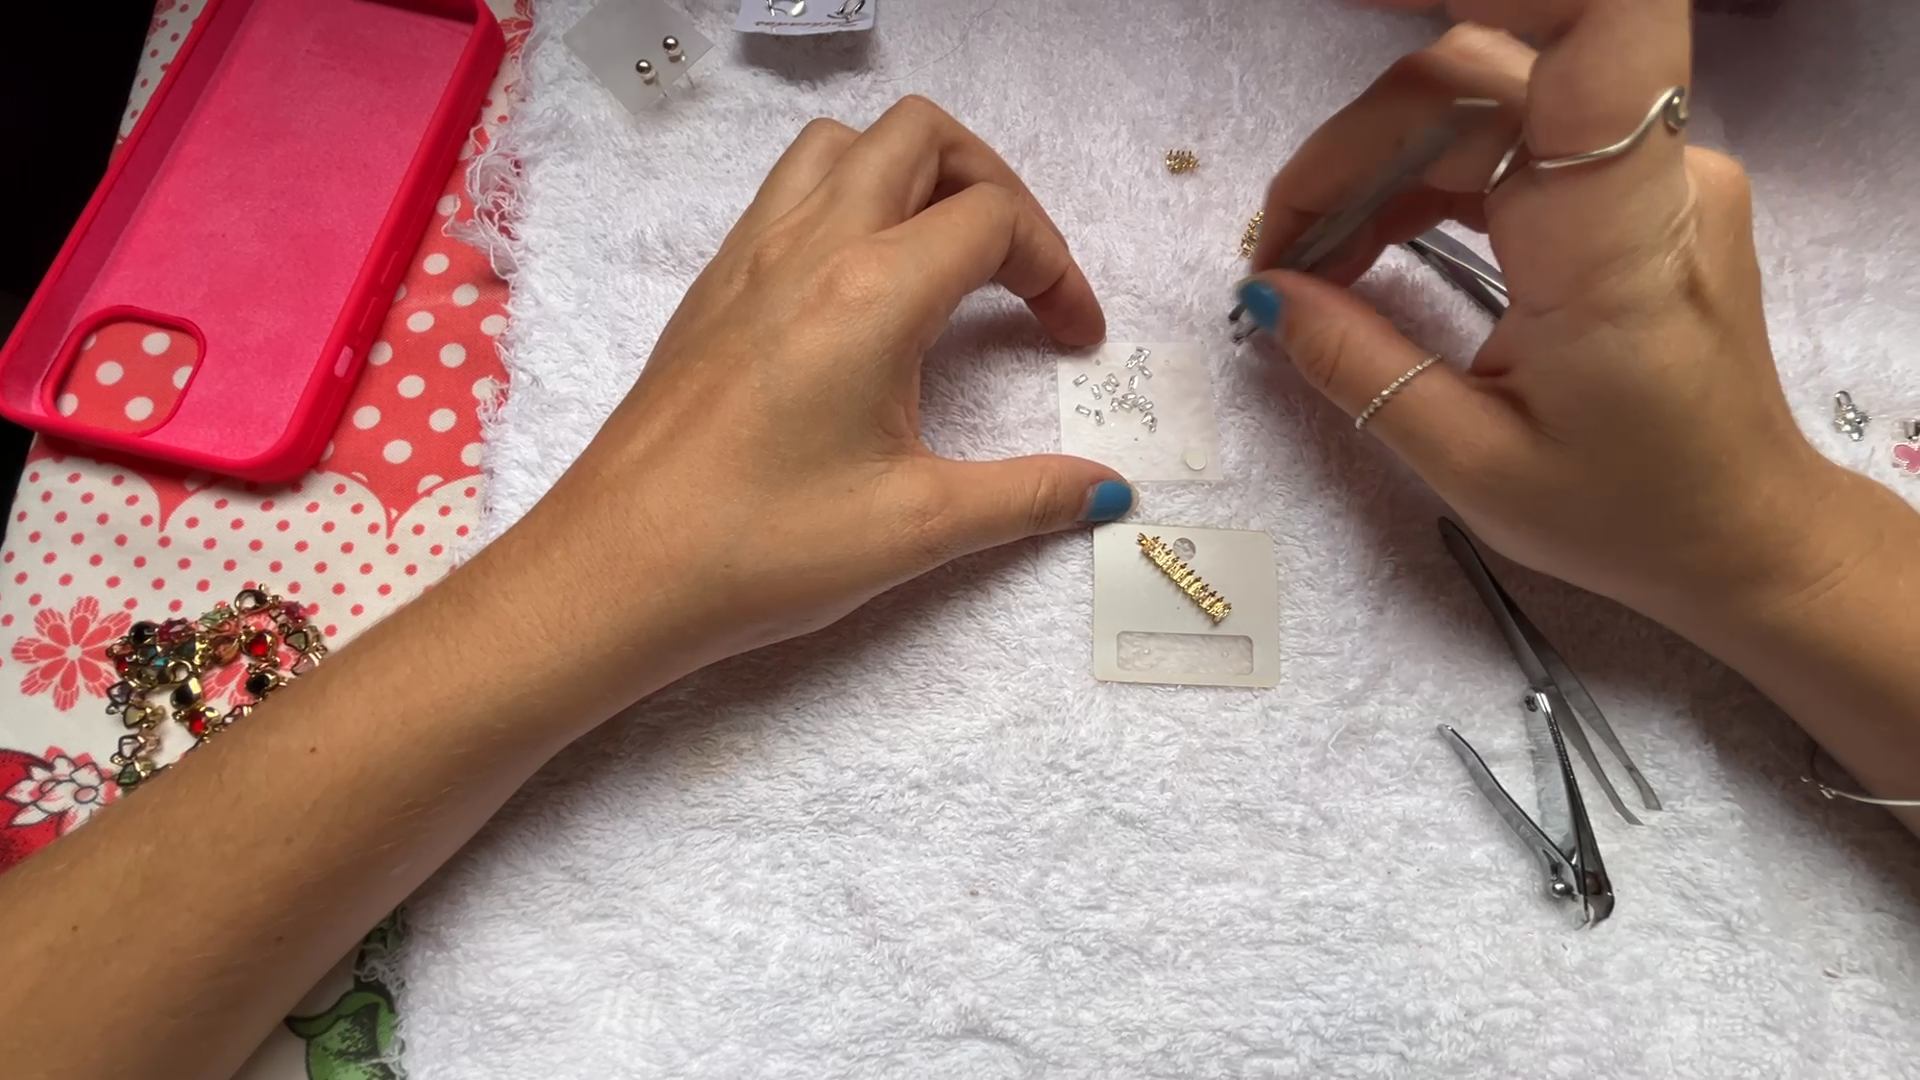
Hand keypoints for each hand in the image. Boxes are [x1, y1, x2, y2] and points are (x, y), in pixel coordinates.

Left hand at [501, 96, 1132, 691]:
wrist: (617, 573)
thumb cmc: (766, 549)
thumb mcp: (919, 527)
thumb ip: (1028, 496)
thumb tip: (1108, 488)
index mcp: (870, 293)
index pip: (995, 220)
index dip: (1058, 270)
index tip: (1076, 341)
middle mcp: (808, 247)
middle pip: (923, 139)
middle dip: (996, 188)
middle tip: (1019, 273)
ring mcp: (748, 258)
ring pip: (846, 149)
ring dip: (915, 179)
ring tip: (945, 260)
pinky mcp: (713, 288)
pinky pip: (791, 195)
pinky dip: (851, 205)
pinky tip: (862, 292)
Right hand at [1236, 1, 1854, 625]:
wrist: (1734, 529)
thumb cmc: (1617, 511)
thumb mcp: (1467, 462)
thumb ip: (1360, 368)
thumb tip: (1266, 296)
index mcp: (1616, 246)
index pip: (1592, 32)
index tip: (1348, 5)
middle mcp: (1642, 175)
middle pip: (1464, 87)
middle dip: (1339, 161)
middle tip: (1271, 264)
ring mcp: (1631, 175)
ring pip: (1465, 110)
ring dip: (1360, 177)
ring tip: (1302, 270)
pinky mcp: (1607, 194)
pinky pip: (1484, 150)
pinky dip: (1399, 191)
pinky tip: (1354, 254)